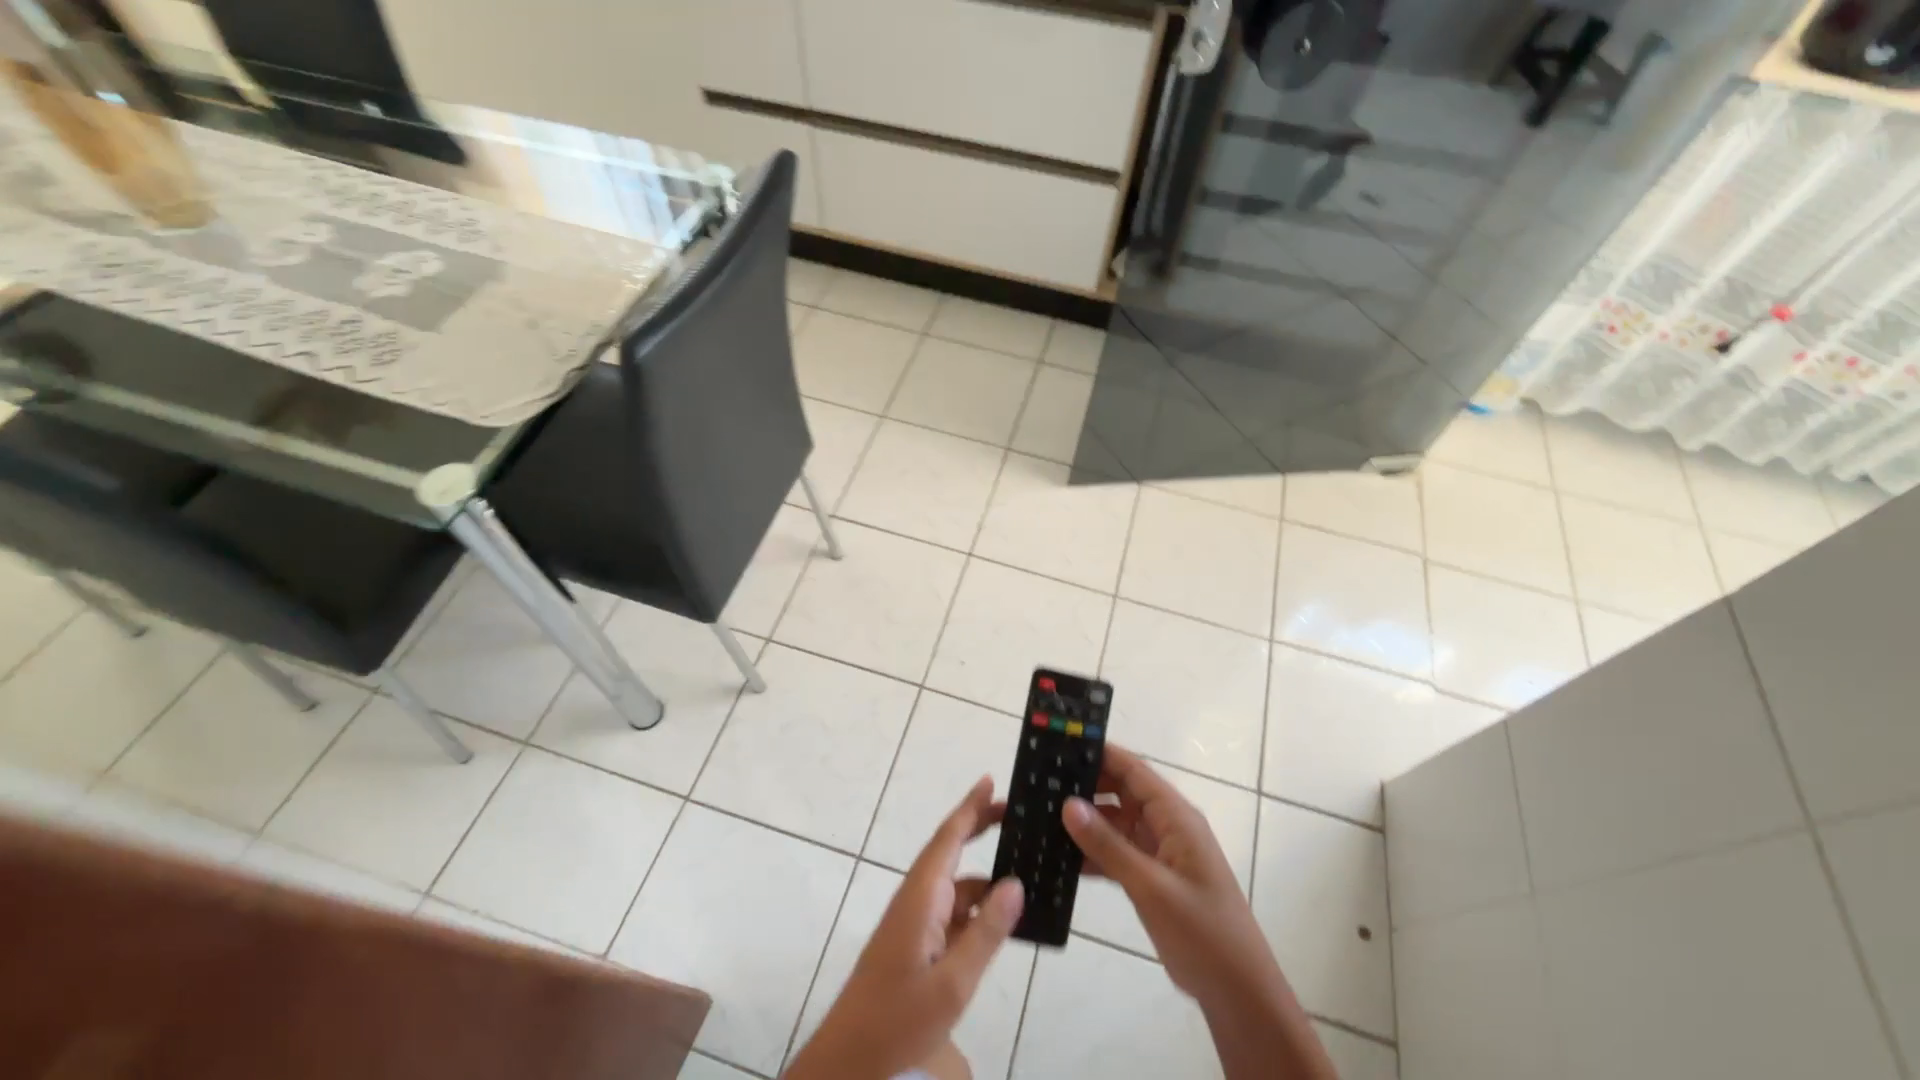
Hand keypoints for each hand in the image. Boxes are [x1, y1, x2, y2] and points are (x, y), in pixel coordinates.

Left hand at [785, 777, 1023, 1079]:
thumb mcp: (952, 981)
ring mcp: (916, 927)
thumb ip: (986, 932)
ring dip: (987, 877)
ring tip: (1029, 869)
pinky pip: (954, 917)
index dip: (969, 808)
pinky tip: (1008, 920)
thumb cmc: (898, 1019)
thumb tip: (1015, 883)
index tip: (990, 779)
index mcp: (921, 899)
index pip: (948, 839)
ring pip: (957, 890)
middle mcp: (917, 903)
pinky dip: (980, 910)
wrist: (851, 1062)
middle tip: (1018, 814)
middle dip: (980, 829)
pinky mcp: (917, 949)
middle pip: (951, 854)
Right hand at [1061, 744, 1272, 1006]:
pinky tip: (1058, 857)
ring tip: (1039, 815)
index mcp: (1176, 818)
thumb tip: (1068, 804)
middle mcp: (1167, 827)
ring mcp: (1159, 853)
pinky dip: (1092, 853)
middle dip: (1085, 784)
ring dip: (1084, 821)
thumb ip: (1108, 846)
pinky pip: (1116, 853)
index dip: (1100, 753)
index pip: (1134, 771)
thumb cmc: (1202, 931)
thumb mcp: (1151, 886)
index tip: (1059, 742)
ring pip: (1115, 824)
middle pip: (1121, 792)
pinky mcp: (1152, 878)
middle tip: (1038, 782)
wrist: (1235, 988)